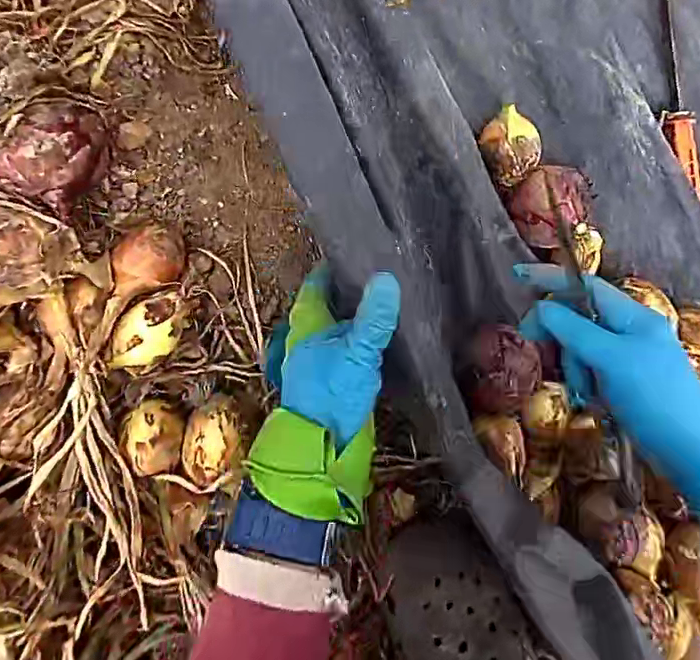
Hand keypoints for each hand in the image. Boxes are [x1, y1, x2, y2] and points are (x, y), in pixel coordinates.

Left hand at [266, 264, 400, 443]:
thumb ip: (374, 317)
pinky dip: (367, 333)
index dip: (337, 264)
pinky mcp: (337, 374)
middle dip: (355, 286)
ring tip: (393, 294)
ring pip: (343, 322)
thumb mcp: (358, 352)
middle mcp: (311, 334)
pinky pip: (352, 342)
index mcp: (306, 322)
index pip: (318, 281)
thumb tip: (387, 278)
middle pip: (332, 300)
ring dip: (362, 311)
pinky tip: (390, 329)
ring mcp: (322, 355)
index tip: (364, 250)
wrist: (322, 449)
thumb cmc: (332, 393)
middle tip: (386, 270)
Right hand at [516, 264, 699, 544]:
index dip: (553, 279)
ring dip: (577, 369)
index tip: (519, 276)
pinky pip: (594, 372)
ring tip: (588, 394)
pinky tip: (596, 404)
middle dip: (565, 340)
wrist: (694, 457)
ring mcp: (631, 359)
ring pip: (583, 349)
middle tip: (548, 356)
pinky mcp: (629, 385)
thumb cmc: (655, 401)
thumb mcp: (611, 360)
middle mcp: (633, 331)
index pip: (586, 286)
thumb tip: (543, 307)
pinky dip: (588, 385)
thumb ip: (575, 330)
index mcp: (634, 316)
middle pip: (581, 319)